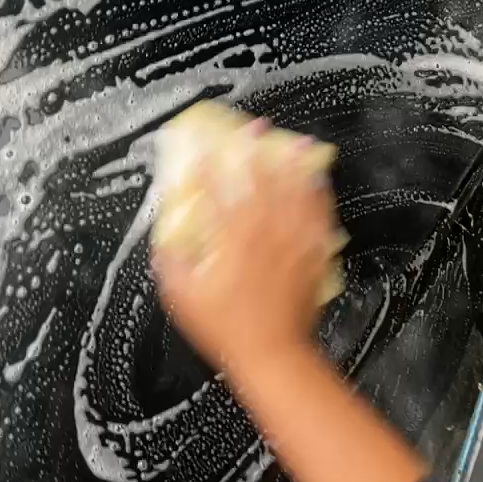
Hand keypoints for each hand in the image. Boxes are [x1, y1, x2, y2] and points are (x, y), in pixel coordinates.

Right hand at [153, 131, 339, 377]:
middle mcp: (262, 233)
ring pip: (294, 194)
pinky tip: (318, 184)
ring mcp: (290, 243)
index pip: (216, 192)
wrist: (271, 354)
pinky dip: (318, 198)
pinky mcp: (311, 257)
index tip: (205, 145)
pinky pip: (318, 219)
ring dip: (293, 166)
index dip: (210, 164)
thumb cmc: (223, 328)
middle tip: (256, 128)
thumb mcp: (180, 296)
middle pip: (260, 182)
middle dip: (255, 152)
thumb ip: (170, 261)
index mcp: (229, 239)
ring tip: (294, 143)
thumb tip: (164, 238)